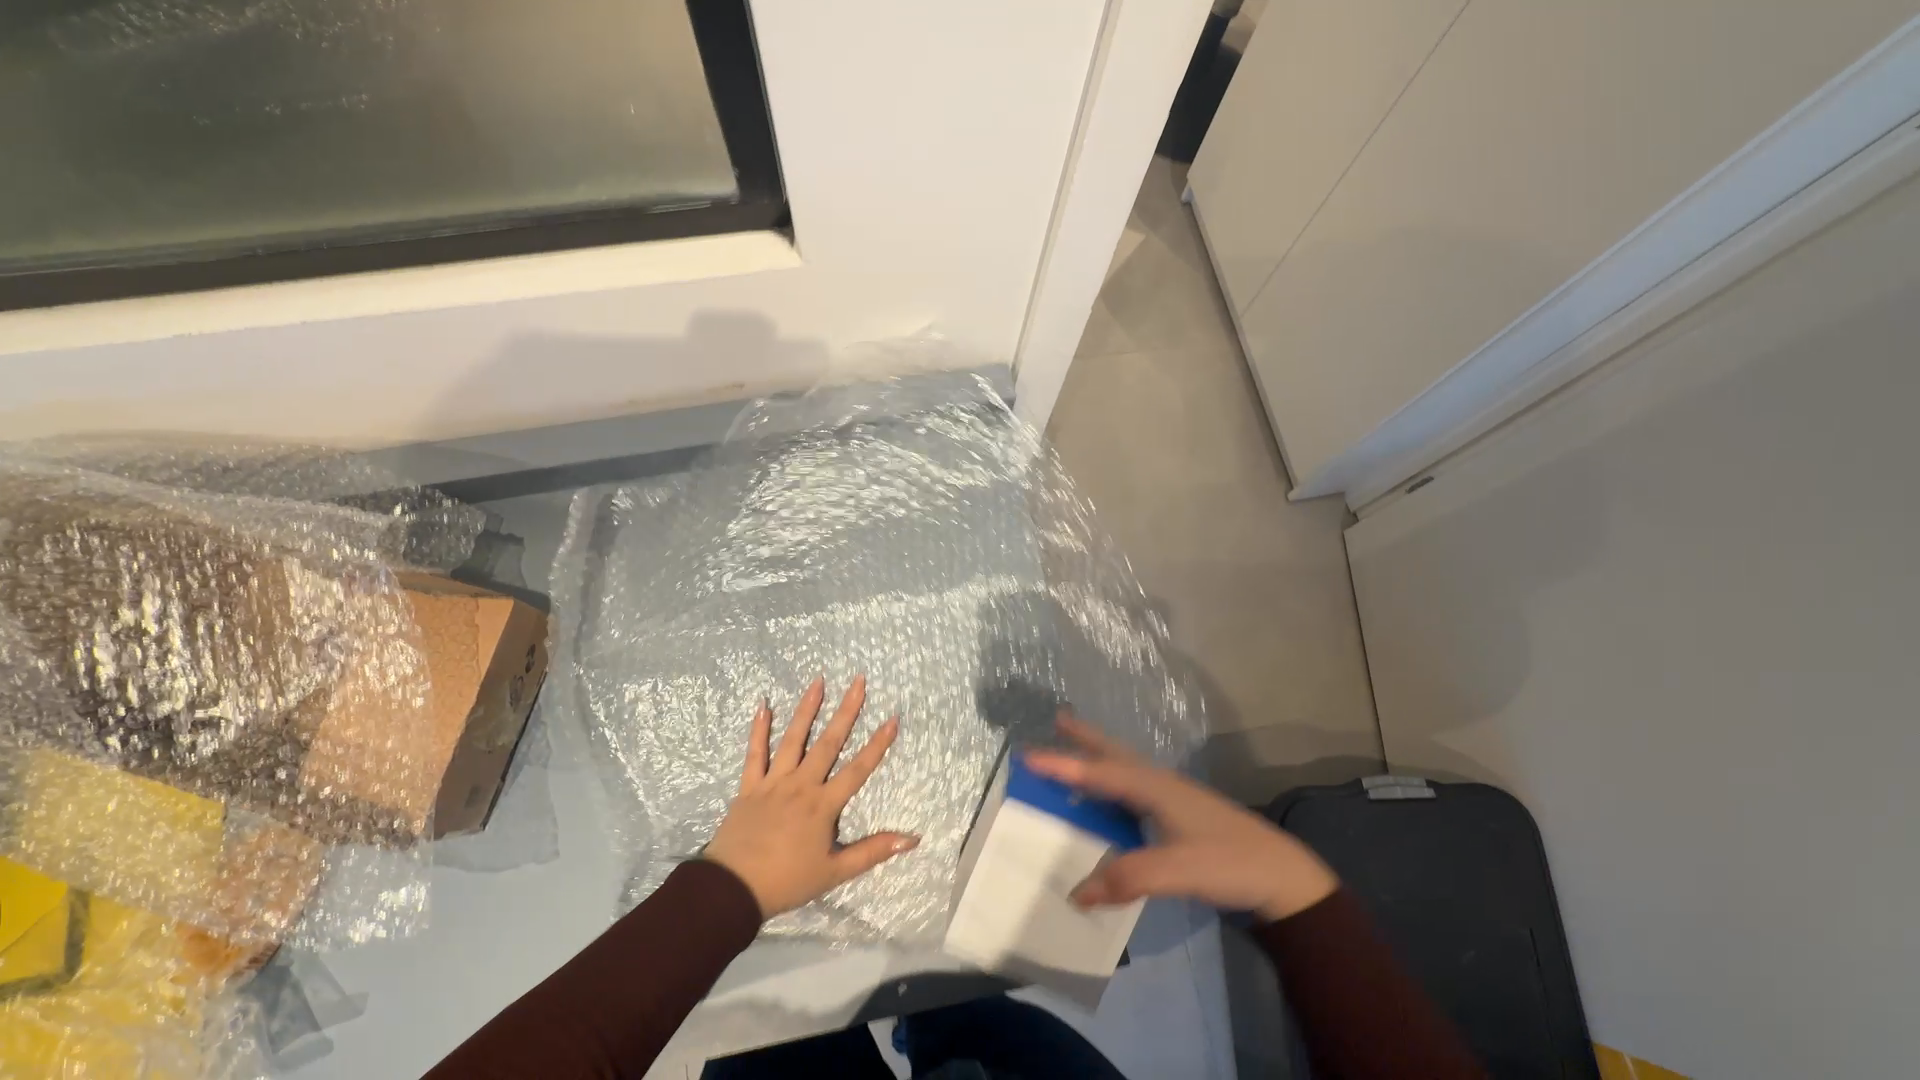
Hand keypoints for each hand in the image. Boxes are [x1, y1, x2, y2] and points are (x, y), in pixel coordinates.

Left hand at [704, 675, 918, 918]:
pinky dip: (759, 730)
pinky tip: (763, 706)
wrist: (731, 889)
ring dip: (806, 709)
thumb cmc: (786, 881)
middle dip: (846, 711)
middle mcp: (800, 786)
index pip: (857, 770)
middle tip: (858, 682)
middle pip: (828, 743)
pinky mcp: (748, 787)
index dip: (877, 744)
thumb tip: (913, 838)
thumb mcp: (834, 872)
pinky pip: (754, 754)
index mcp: (823, 805)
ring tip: (818, 682)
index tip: (892, 718)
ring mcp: (772, 783)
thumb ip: (873, 852)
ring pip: (793, 739)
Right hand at [1024, 712, 1337, 921]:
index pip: (1100, 771)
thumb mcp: (1180, 872)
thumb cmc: (1231, 864)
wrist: (1284, 877)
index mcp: (1157, 788)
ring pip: (1127, 769)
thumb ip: (1129, 877)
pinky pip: (1135, 789)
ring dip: (1099, 757)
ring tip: (1075, 750)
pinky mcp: (1182, 817)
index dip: (1063, 764)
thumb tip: (1076, 891)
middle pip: (1116, 754)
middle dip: (1086, 739)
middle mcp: (1162, 785)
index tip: (1027, 755)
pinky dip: (1113, 782)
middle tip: (1057, 720)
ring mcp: (1174, 799)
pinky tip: (1111, 798)